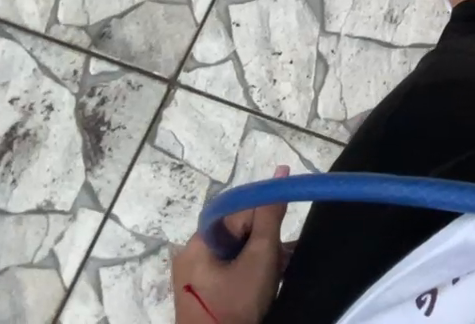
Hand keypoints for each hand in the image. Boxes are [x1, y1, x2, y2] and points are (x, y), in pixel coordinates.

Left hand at [173, 165, 291, 323]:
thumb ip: (270, 214)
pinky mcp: (206, 290)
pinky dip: (256, 267)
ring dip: (265, 253)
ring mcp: (197, 276)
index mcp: (196, 246)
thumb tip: (281, 170)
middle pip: (238, 229)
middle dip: (267, 236)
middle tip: (283, 251)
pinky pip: (235, 265)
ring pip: (240, 248)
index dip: (261, 212)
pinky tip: (274, 276)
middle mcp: (191, 257)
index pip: (235, 210)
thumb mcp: (261, 256)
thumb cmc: (236, 305)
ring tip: (282, 266)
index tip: (282, 224)